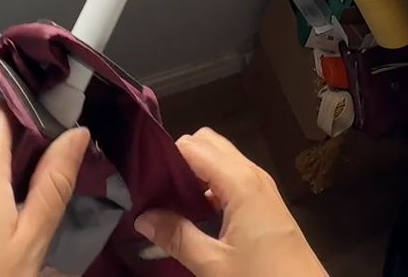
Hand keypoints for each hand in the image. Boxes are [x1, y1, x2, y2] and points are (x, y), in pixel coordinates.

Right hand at [133, 128, 327, 276]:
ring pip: (221, 157)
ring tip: (171, 199)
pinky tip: (196, 211)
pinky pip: (232, 175)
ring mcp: (261, 185)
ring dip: (196, 170)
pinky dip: (211, 182)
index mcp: (240, 181)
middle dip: (181, 158)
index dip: (166, 156)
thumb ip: (177, 237)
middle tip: (157, 189)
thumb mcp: (214, 267)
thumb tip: (142, 217)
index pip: (193, 146)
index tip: (144, 177)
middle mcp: (251, 173)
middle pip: (208, 142)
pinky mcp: (265, 201)